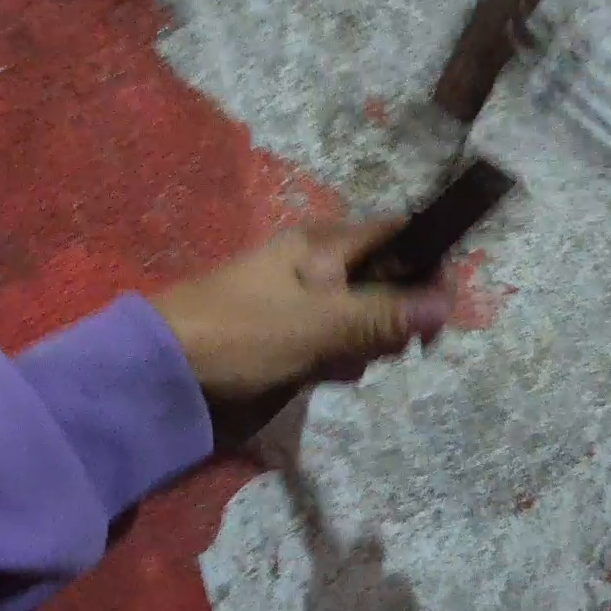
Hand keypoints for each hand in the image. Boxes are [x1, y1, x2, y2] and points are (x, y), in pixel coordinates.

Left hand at [148, 222, 451, 398]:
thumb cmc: (243, 333)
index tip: (439, 307)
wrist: (164, 371)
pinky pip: (335, 341)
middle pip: (385, 280)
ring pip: (362, 317)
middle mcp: (317, 264)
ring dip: (364, 344)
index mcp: (322, 244)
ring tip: (341, 364)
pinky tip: (322, 375)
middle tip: (384, 345)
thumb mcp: (320, 323)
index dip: (426, 262)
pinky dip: (337, 359)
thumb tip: (446, 306)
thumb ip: (383, 315)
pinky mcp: (289, 334)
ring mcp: (302, 300)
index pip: (396, 235)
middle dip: (393, 316)